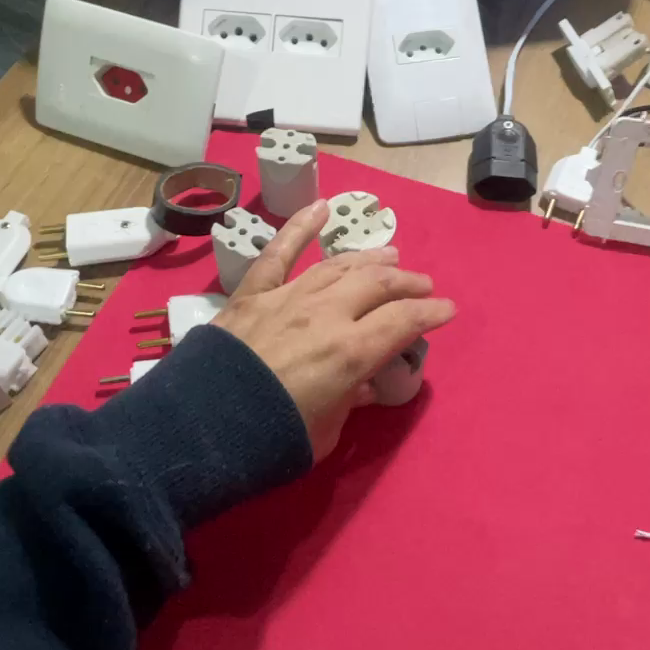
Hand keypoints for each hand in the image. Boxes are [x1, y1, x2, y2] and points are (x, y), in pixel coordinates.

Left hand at [212, 200, 454, 460]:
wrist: (202, 430)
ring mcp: (287, 298)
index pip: (404, 320)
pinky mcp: (252, 294)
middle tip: (422, 286)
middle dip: (407, 283)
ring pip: (338, 266)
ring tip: (390, 256)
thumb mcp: (326, 432)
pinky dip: (300, 228)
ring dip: (369, 259)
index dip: (431, 313)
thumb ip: (348, 400)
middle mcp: (325, 314)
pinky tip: (320, 209)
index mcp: (351, 352)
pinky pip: (279, 253)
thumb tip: (360, 383)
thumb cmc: (271, 441)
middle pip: (377, 285)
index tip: (446, 310)